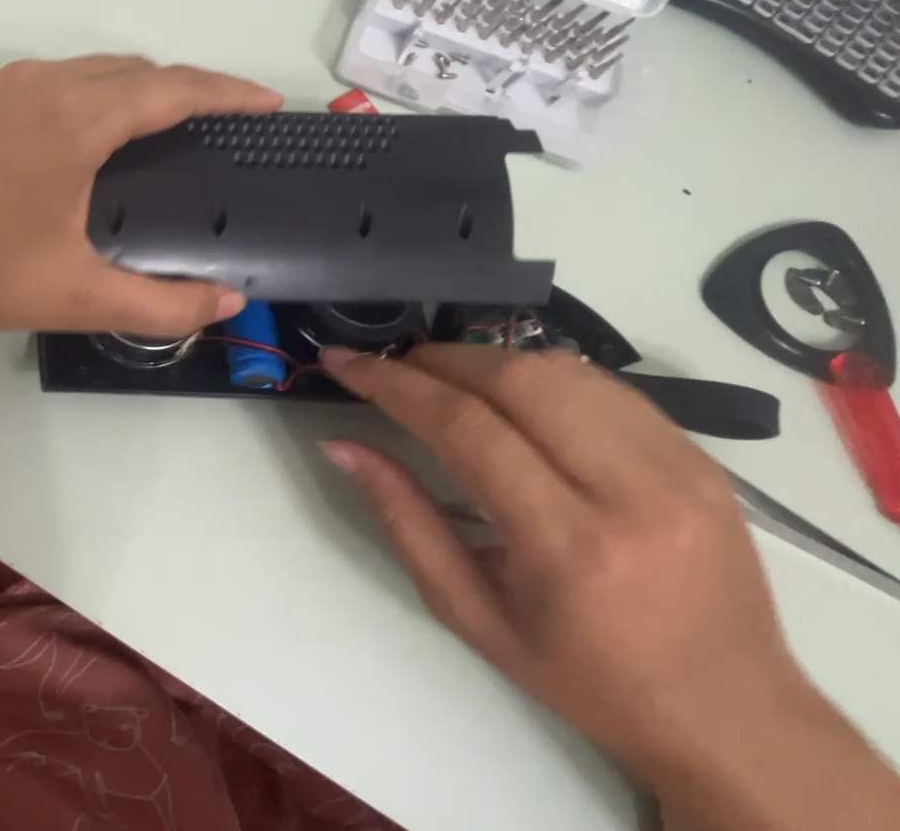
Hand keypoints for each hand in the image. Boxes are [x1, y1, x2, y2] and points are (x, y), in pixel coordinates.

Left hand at [0, 55, 280, 342]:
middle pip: (129, 70)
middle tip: (211, 124)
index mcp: (74, 119)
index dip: (226, 91)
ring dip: (125, 88)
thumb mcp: (74, 295)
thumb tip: (222, 305)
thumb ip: (159, 303)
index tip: (264, 102)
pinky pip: (38, 83)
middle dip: (180, 89)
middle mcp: (36, 85)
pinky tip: (72, 137)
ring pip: (80, 71)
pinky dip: (75, 96)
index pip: (173, 87)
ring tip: (152, 128)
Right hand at [319, 345, 897, 825]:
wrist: (728, 712)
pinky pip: (604, 386)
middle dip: (437, 359)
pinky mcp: (702, 458)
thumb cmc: (580, 674)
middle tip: (388, 366)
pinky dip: (538, 374)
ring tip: (439, 376)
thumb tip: (343, 446)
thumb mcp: (468, 611)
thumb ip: (403, 518)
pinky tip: (505, 393)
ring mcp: (682, 468)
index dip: (394, 384)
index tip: (344, 362)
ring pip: (563, 369)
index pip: (467, 428)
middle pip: (518, 379)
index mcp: (570, 544)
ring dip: (485, 360)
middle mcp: (635, 492)